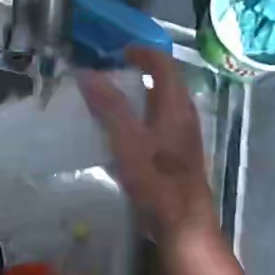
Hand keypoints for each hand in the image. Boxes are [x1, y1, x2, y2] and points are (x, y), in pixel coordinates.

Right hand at [79, 46, 214, 241]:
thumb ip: (109, 106)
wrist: (183, 223)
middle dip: (144, 73)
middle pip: (168, 84)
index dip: (144, 53)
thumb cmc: (156, 180)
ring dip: (145, 97)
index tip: (121, 52)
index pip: (164, 65)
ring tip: (119, 102)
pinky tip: (130, 135)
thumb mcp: (127, 140)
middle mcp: (186, 116)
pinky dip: (147, 118)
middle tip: (116, 75)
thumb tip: (88, 73)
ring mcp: (187, 138)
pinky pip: (165, 125)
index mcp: (175, 106)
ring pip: (167, 106)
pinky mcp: (183, 156)